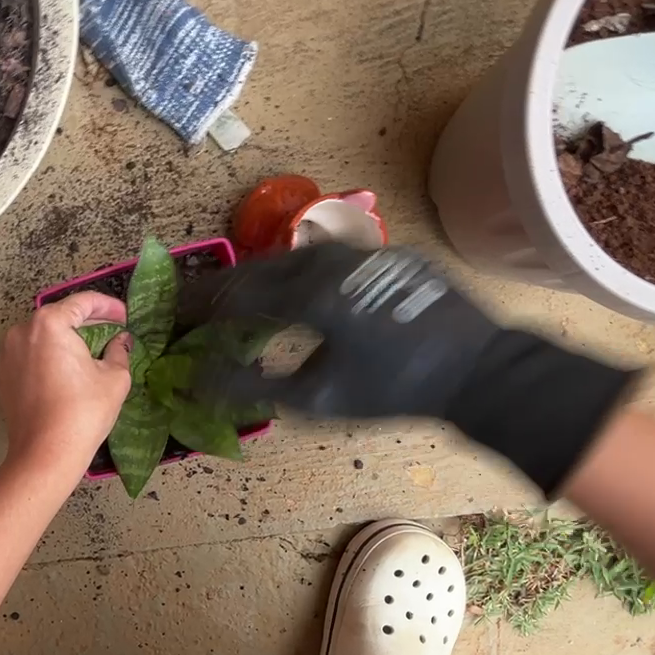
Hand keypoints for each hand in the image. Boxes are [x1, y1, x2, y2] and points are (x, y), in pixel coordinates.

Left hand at [0, 292, 131, 472]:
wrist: (46, 453)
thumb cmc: (81, 414)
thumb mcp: (115, 378)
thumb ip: (118, 351)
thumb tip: (120, 342)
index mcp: (48, 324)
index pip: (82, 302)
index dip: (108, 306)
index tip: (123, 316)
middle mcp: (21, 333)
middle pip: (59, 317)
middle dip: (87, 323)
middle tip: (111, 332)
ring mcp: (7, 355)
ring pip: (42, 337)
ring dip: (66, 340)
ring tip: (90, 353)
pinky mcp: (3, 377)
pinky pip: (30, 357)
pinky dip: (48, 358)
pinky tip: (67, 373)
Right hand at [198, 243, 637, 494]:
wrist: (480, 370)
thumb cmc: (393, 390)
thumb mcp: (315, 398)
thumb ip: (251, 387)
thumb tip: (196, 382)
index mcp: (311, 296)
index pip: (238, 295)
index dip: (201, 304)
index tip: (174, 312)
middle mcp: (333, 263)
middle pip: (262, 268)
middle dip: (224, 286)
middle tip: (196, 299)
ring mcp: (365, 256)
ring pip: (296, 256)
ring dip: (261, 274)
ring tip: (239, 291)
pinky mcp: (390, 258)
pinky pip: (329, 257)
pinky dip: (298, 270)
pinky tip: (296, 286)